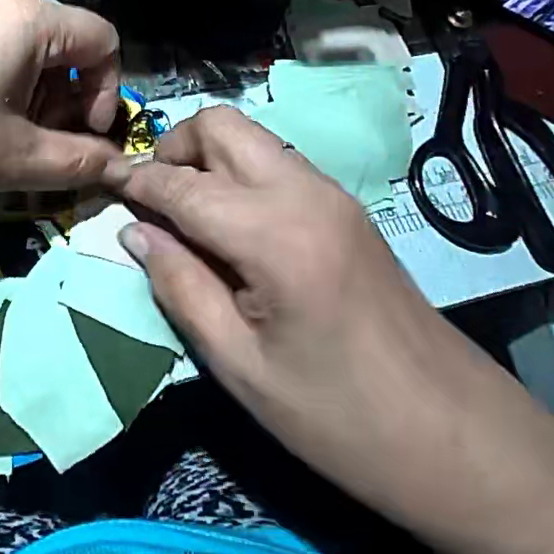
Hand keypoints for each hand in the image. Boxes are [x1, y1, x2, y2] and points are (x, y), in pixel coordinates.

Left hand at [0, 0, 122, 249]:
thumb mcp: (17, 160)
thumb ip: (82, 161)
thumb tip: (118, 166)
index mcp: (27, 17)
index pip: (102, 39)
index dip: (106, 91)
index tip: (82, 136)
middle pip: (63, 42)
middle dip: (67, 97)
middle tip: (42, 147)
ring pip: (24, 46)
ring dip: (33, 94)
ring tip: (2, 140)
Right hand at [101, 107, 518, 553]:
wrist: (449, 428)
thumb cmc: (335, 416)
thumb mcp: (240, 365)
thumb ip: (181, 286)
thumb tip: (136, 231)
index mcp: (274, 233)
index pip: (185, 184)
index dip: (137, 180)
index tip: (103, 179)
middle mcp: (304, 192)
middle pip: (224, 125)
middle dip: (177, 146)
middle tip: (150, 196)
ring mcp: (332, 194)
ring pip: (255, 137)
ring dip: (211, 155)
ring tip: (184, 210)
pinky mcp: (347, 207)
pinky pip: (280, 164)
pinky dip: (243, 172)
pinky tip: (231, 223)